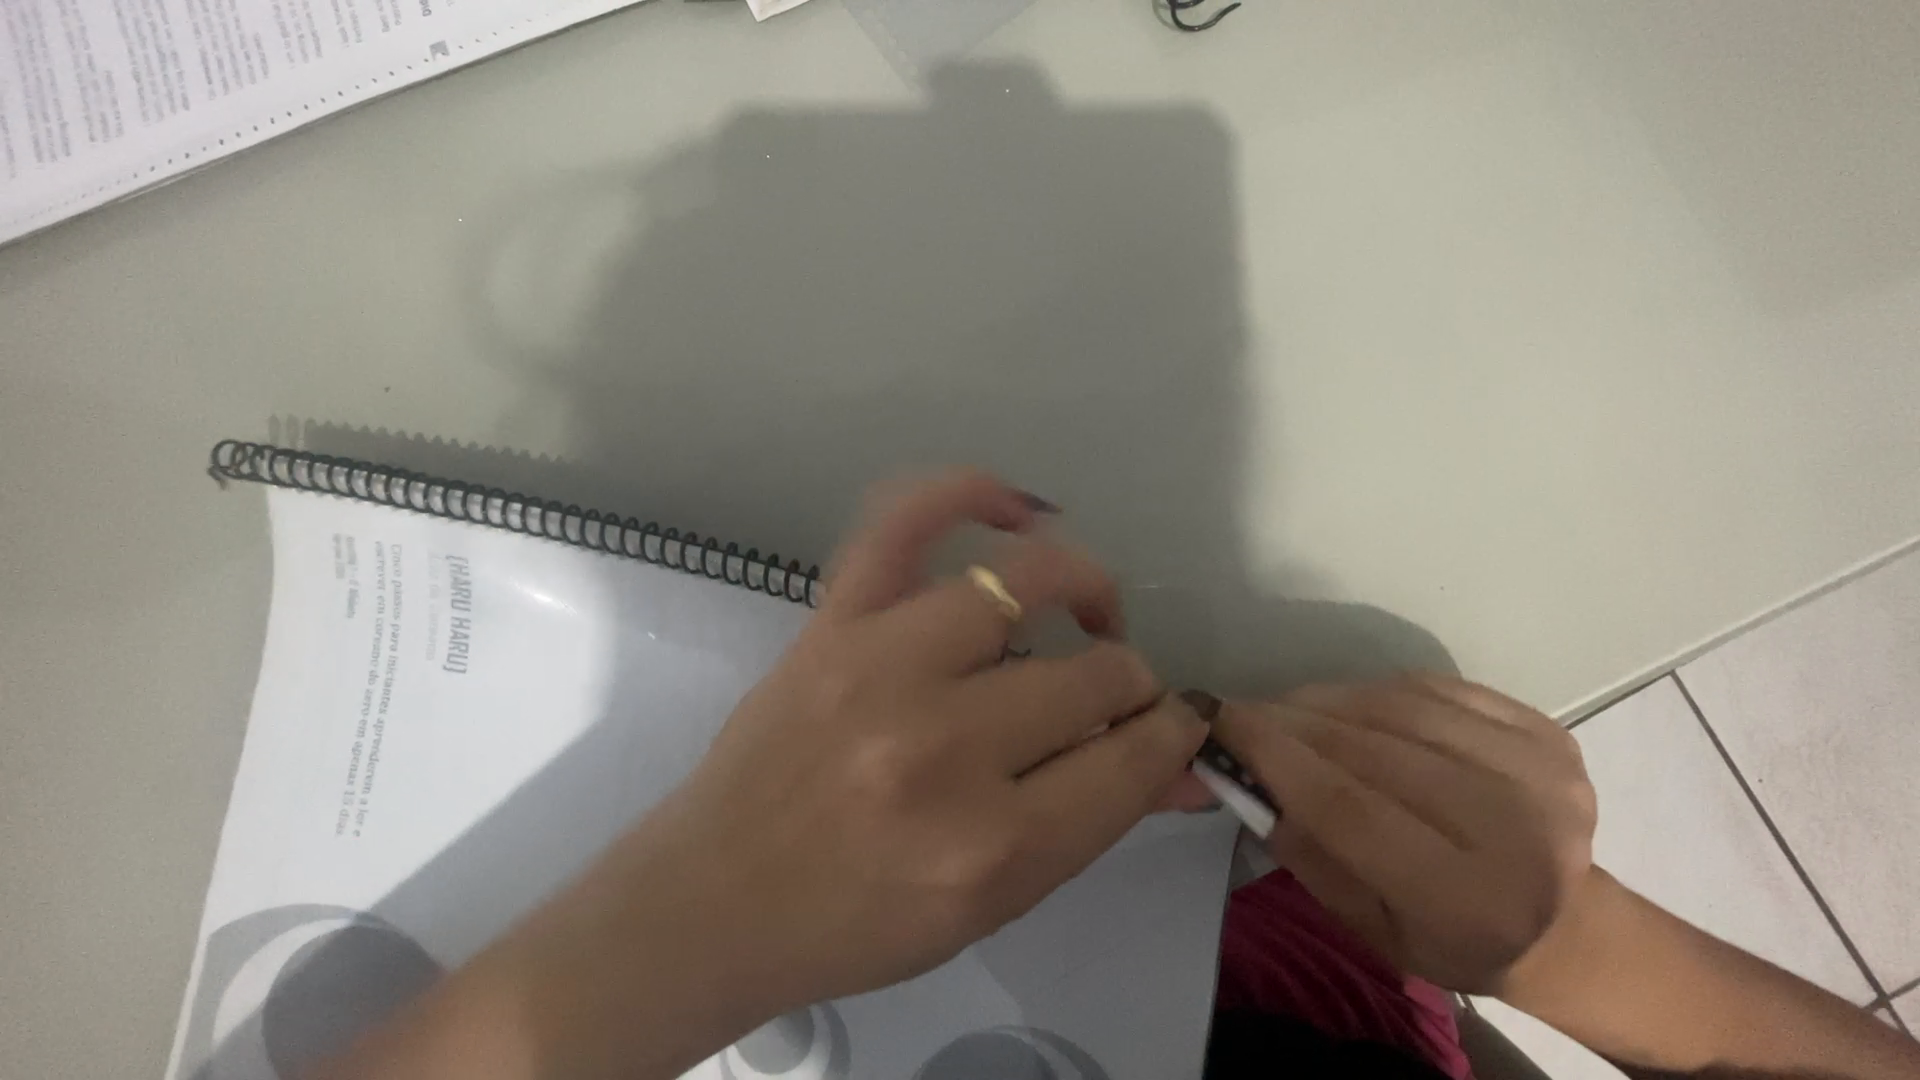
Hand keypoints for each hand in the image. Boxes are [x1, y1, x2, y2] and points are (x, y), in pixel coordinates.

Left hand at [317, 471, 1208, 1079]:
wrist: (715, 899)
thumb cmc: (858, 921)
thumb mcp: (989, 906)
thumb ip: (1090, 824)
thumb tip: (1184, 760)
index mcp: (991, 845)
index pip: (1131, 761)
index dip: (1171, 736)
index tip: (1174, 722)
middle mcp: (942, 748)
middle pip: (1090, 676)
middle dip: (1127, 681)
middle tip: (1112, 691)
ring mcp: (880, 667)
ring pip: (1026, 585)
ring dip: (1083, 591)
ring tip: (1087, 611)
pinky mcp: (831, 623)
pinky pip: (904, 523)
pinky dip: (966, 492)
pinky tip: (1014, 508)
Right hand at [1210, 674, 1595, 993]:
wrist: (1567, 926)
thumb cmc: (1452, 939)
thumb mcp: (1367, 926)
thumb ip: (1307, 854)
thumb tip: (1247, 777)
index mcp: (1466, 898)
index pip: (1348, 807)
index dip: (1276, 757)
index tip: (1220, 723)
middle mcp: (1512, 827)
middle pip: (1370, 749)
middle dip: (1290, 721)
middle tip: (1240, 711)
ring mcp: (1537, 770)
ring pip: (1398, 707)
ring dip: (1327, 698)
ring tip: (1287, 707)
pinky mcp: (1544, 733)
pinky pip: (1435, 689)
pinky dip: (1377, 688)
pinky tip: (1349, 704)